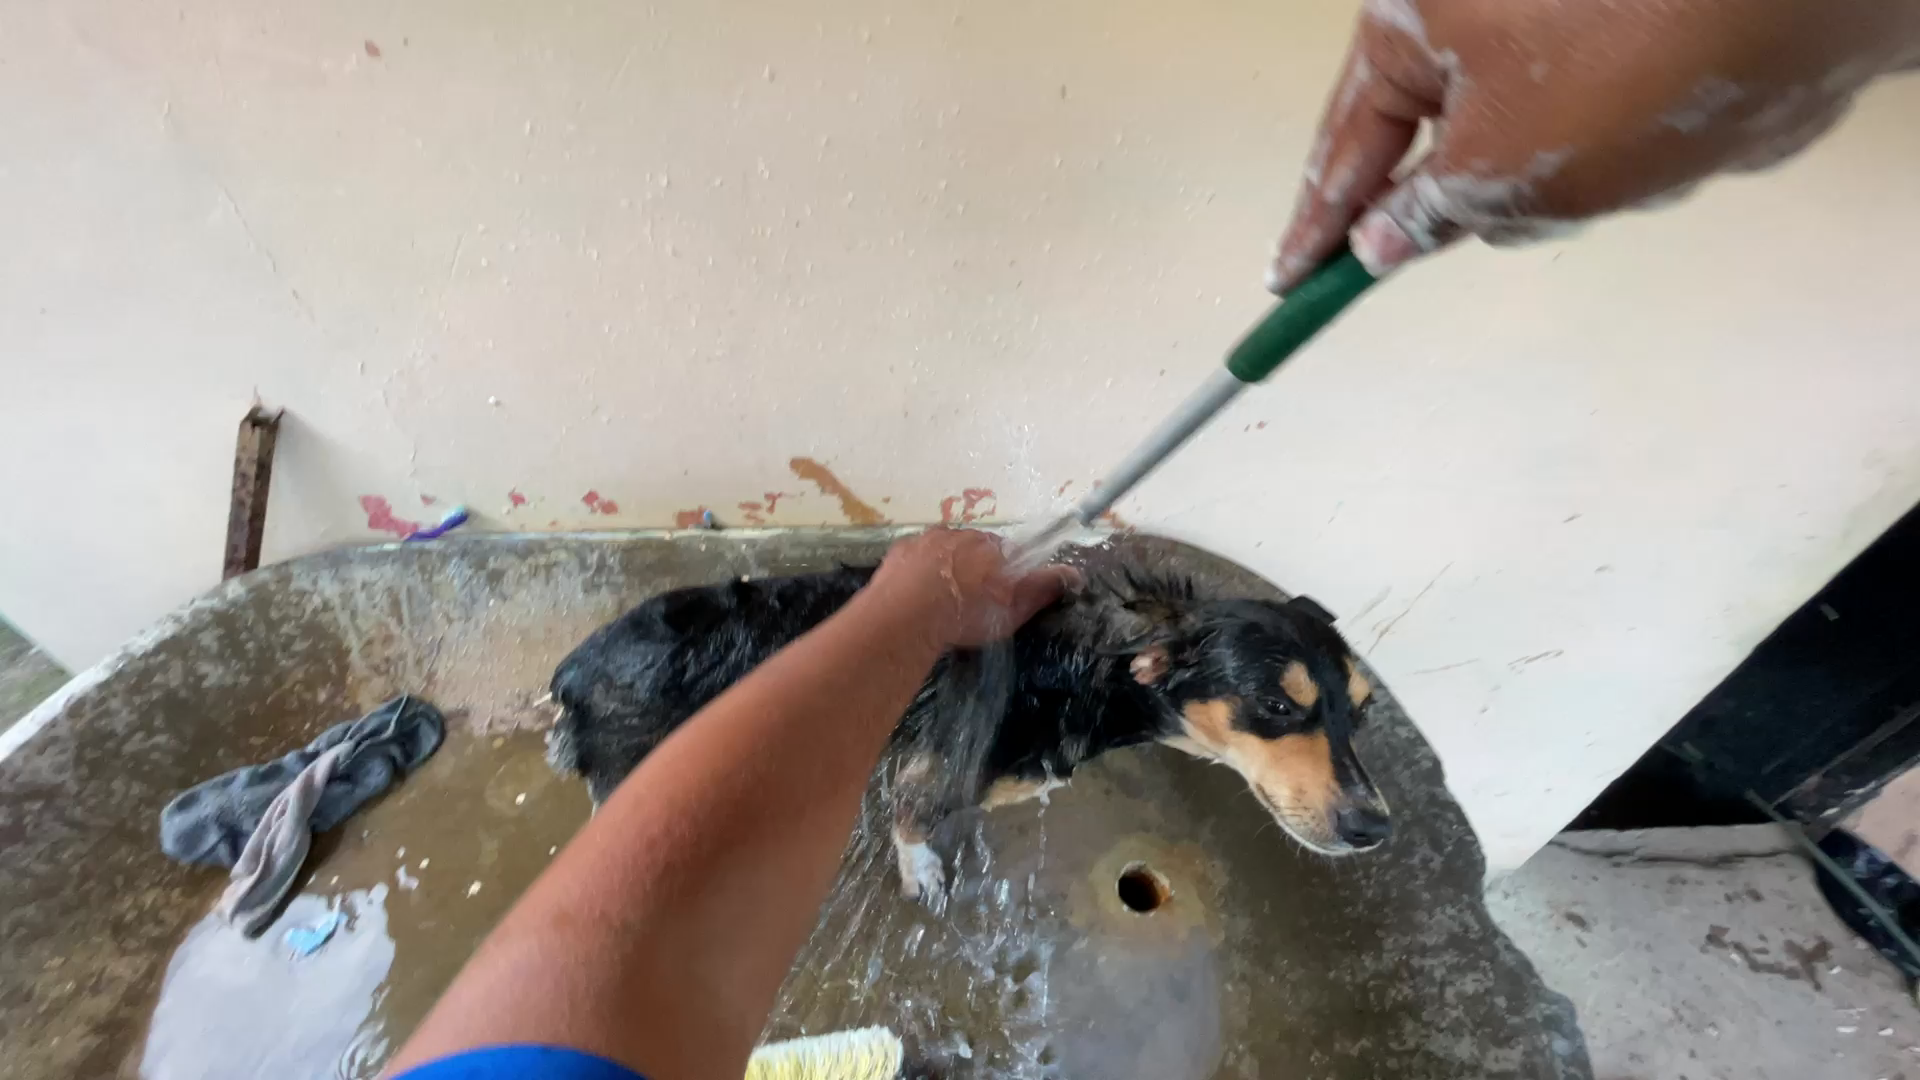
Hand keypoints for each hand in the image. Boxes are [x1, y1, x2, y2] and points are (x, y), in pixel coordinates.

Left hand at [869, 528, 1078, 649]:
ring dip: (947, 565)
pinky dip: (919, 569)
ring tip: (940, 597)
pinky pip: (917, 555)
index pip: (1007, 552)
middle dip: (975, 566)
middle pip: (975, 547)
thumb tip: (1074, 574)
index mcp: (993, 547)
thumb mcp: (1011, 610)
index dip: (1003, 572)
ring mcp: (929, 539)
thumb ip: (1042, 589)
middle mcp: (964, 534)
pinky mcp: (902, 548)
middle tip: (968, 598)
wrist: (906, 616)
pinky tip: (916, 592)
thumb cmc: (965, 614)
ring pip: (945, 548)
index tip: (996, 593)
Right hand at [1271, 0, 1919, 291]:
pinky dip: (1633, 143)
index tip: (1284, 285)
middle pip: (1437, 145)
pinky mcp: (1640, 23)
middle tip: (1509, 217)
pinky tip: (1694, 125)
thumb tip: (1376, 247)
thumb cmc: (1638, 64)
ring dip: (1577, 177)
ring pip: (1525, 142)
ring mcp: (1563, 12)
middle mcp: (1482, 4)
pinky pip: (1595, 118)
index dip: (1313, 229)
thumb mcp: (1501, 170)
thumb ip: (1419, 220)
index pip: (1344, 150)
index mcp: (1422, 14)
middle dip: (1478, 198)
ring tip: (1651, 153)